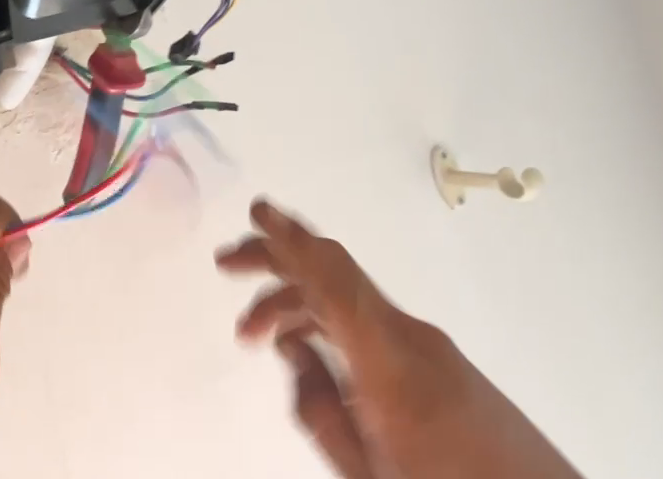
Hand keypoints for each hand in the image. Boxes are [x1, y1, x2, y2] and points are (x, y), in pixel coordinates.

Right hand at [217, 200, 581, 478]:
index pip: (331, 279)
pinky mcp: (435, 358)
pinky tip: (303, 345)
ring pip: (345, 299)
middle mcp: (407, 335)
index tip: (258, 211)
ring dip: (295, 302)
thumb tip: (293, 350)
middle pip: (332, 273)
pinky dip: (326, 319)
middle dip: (276, 259)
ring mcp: (425, 344)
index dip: (290, 239)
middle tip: (227, 263)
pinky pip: (366, 320)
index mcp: (387, 360)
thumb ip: (319, 407)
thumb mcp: (364, 470)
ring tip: (252, 334)